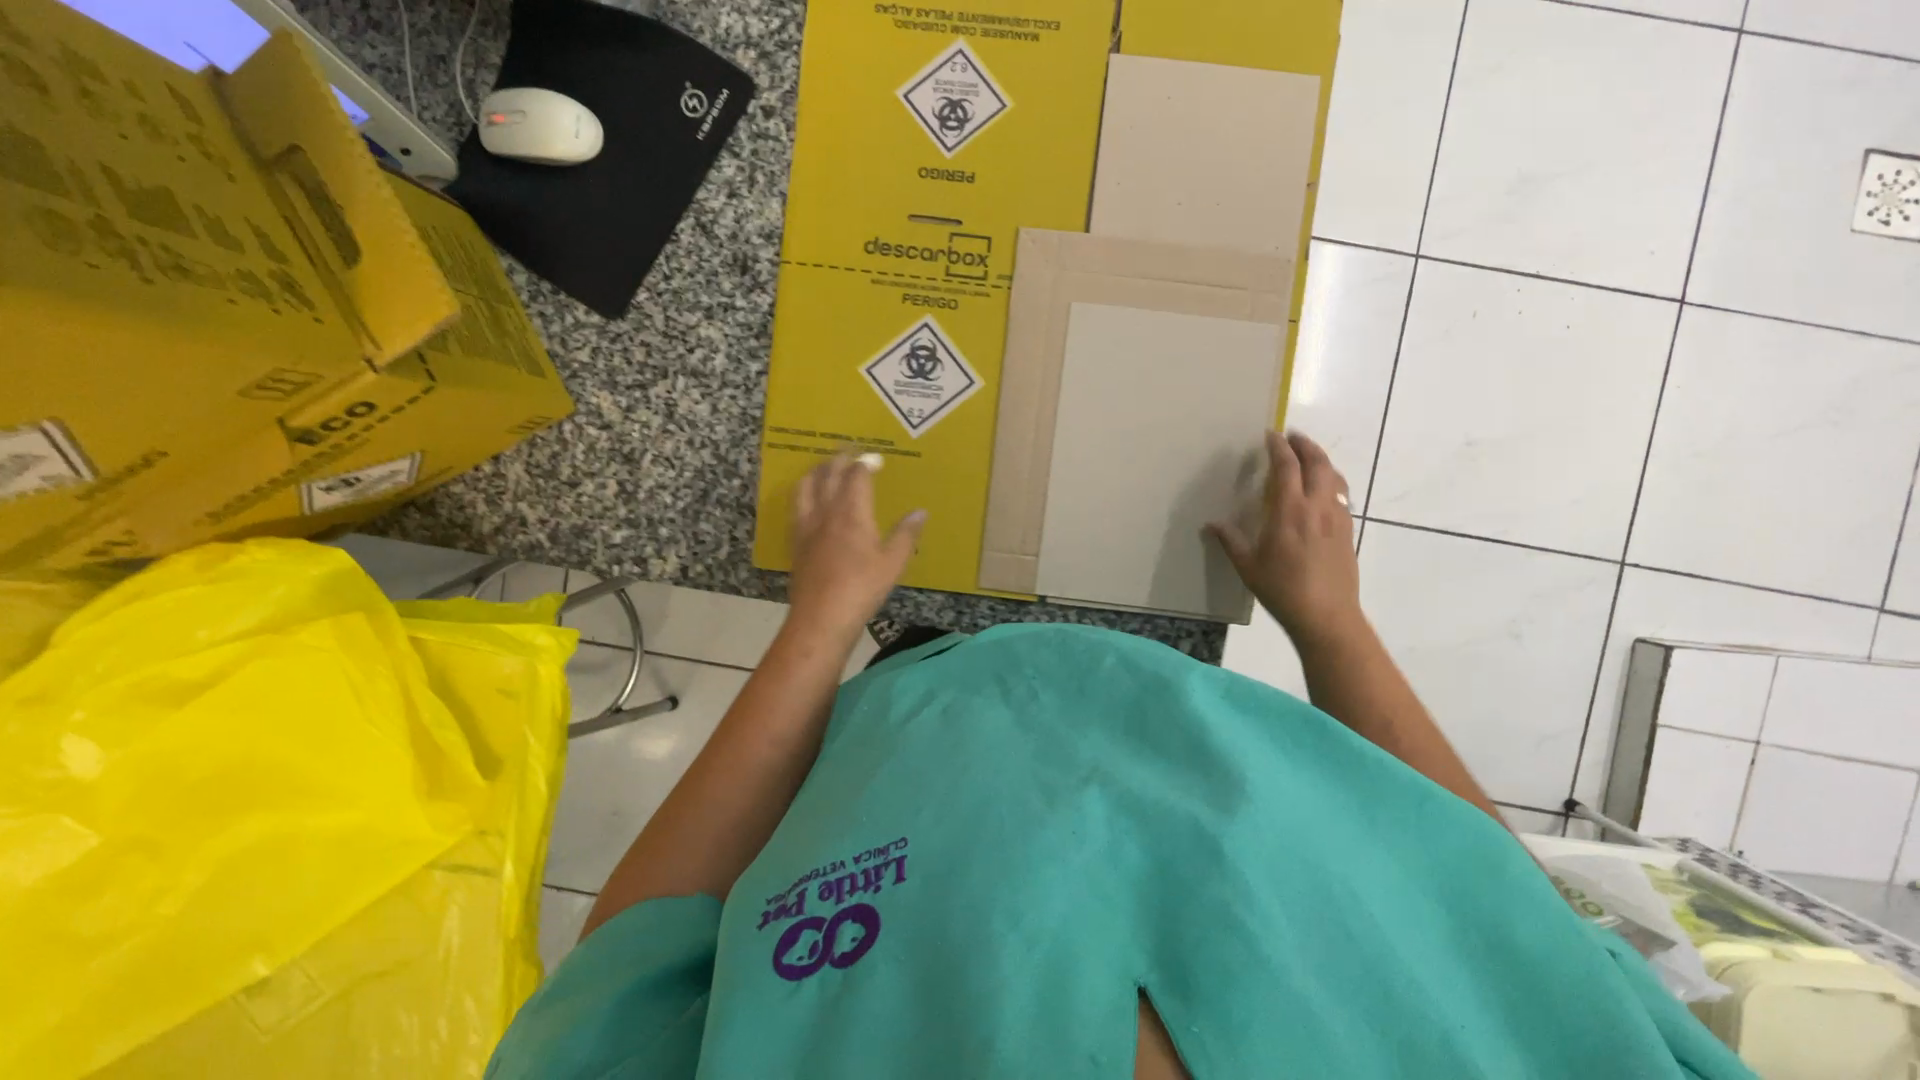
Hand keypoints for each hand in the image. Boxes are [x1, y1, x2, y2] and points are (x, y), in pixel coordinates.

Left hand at [788, 454, 926, 635]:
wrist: (821, 617)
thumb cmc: (862, 589)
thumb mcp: (893, 563)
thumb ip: (906, 534)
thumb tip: (920, 512)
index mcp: (852, 513)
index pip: (857, 476)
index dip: (866, 463)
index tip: (876, 459)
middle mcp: (826, 513)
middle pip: (828, 475)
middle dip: (839, 460)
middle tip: (849, 453)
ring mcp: (806, 527)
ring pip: (805, 488)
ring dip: (816, 472)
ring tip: (823, 468)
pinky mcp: (795, 543)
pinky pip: (796, 508)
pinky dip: (803, 495)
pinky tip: (807, 503)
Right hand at [1206, 431, 1362, 645]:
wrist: (1326, 615)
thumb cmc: (1283, 590)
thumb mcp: (1248, 567)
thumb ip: (1231, 541)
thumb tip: (1212, 524)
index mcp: (1289, 511)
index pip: (1287, 467)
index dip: (1279, 447)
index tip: (1271, 435)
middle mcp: (1317, 507)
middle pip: (1318, 463)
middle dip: (1305, 445)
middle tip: (1293, 437)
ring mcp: (1337, 517)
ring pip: (1334, 477)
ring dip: (1322, 461)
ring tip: (1309, 458)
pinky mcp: (1347, 530)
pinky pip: (1342, 495)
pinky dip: (1332, 482)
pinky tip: (1323, 491)